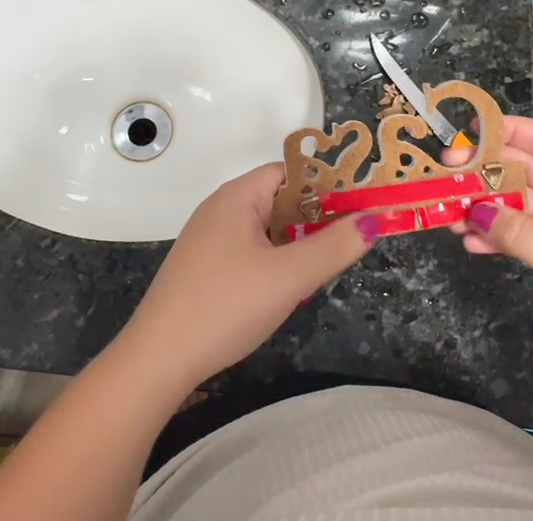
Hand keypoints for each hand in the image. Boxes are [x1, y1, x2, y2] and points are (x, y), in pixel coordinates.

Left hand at [115, 163, 375, 388]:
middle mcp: (220, 209)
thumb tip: (374, 219)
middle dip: (312, 221)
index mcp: (237, 197)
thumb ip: (334, 246)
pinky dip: (272, 264)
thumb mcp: (289, 277)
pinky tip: (281, 293)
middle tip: (341, 247)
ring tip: (315, 273)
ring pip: (266, 230)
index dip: (325, 187)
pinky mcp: (203, 269)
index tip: (357, 210)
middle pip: (279, 200)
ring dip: (294, 246)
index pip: (290, 172)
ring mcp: (208, 240)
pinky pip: (249, 252)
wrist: (159, 360)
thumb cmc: (225, 307)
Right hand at [450, 117, 532, 383]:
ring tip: (451, 213)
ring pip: (520, 202)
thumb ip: (520, 233)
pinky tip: (472, 242)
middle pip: (528, 170)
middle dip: (488, 169)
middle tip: (448, 174)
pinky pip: (523, 232)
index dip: (512, 130)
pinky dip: (498, 235)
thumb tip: (476, 211)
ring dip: (487, 206)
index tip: (472, 128)